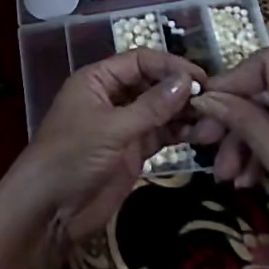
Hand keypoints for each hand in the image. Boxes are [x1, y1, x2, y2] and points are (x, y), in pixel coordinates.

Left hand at [16, 48, 203, 242]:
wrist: (51, 208)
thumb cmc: (72, 157)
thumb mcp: (112, 128)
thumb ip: (151, 106)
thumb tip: (188, 81)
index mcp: (97, 80)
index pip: (139, 61)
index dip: (170, 65)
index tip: (203, 78)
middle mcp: (111, 97)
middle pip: (153, 83)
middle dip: (182, 89)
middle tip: (218, 101)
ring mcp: (123, 124)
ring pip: (161, 109)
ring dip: (186, 112)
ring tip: (216, 120)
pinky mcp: (133, 149)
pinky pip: (162, 133)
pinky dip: (181, 132)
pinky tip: (204, 135)